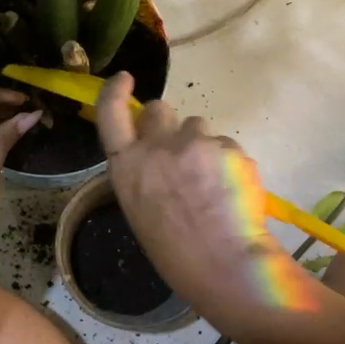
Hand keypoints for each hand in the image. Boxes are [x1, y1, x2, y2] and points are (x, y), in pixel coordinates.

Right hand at [95, 73, 318, 340]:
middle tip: (181, 151)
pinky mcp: (228, 147)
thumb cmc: (176, 253)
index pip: (111, 114)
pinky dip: (230, 164)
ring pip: (198, 127)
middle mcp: (155, 148)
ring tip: (213, 184)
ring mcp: (194, 144)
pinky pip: (227, 146)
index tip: (125, 79)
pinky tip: (233, 193)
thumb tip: (159, 160)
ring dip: (203, 146)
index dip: (116, 92)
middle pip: (160, 110)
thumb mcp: (141, 212)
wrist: (223, 264)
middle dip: (169, 124)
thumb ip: (144, 175)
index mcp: (126, 168)